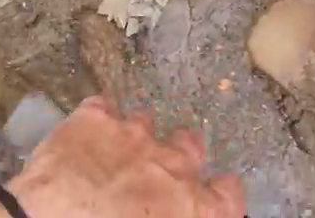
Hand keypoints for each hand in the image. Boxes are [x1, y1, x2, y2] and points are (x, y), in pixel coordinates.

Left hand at [0, 97, 245, 217]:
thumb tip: (171, 213)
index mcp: (196, 208)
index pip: (229, 195)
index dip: (221, 196)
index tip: (211, 198)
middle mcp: (173, 163)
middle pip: (190, 145)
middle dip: (178, 156)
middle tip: (156, 174)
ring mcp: (132, 134)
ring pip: (144, 123)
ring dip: (134, 139)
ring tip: (113, 156)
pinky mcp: (93, 118)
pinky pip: (102, 107)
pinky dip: (97, 121)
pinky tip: (85, 137)